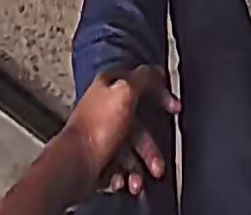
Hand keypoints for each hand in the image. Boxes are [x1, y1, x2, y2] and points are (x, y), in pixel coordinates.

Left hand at [61, 65, 179, 196]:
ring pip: (131, 150)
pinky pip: (121, 166)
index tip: (175, 107)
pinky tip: (123, 180)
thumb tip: (156, 69)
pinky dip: (125, 175)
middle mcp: (106, 107)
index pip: (142, 83)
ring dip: (139, 168)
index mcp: (110, 86)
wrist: (75, 166)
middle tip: (157, 165)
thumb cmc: (99, 127)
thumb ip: (143, 78)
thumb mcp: (126, 92)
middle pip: (139, 125)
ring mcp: (102, 133)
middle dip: (149, 148)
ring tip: (138, 181)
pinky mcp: (99, 156)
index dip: (161, 93)